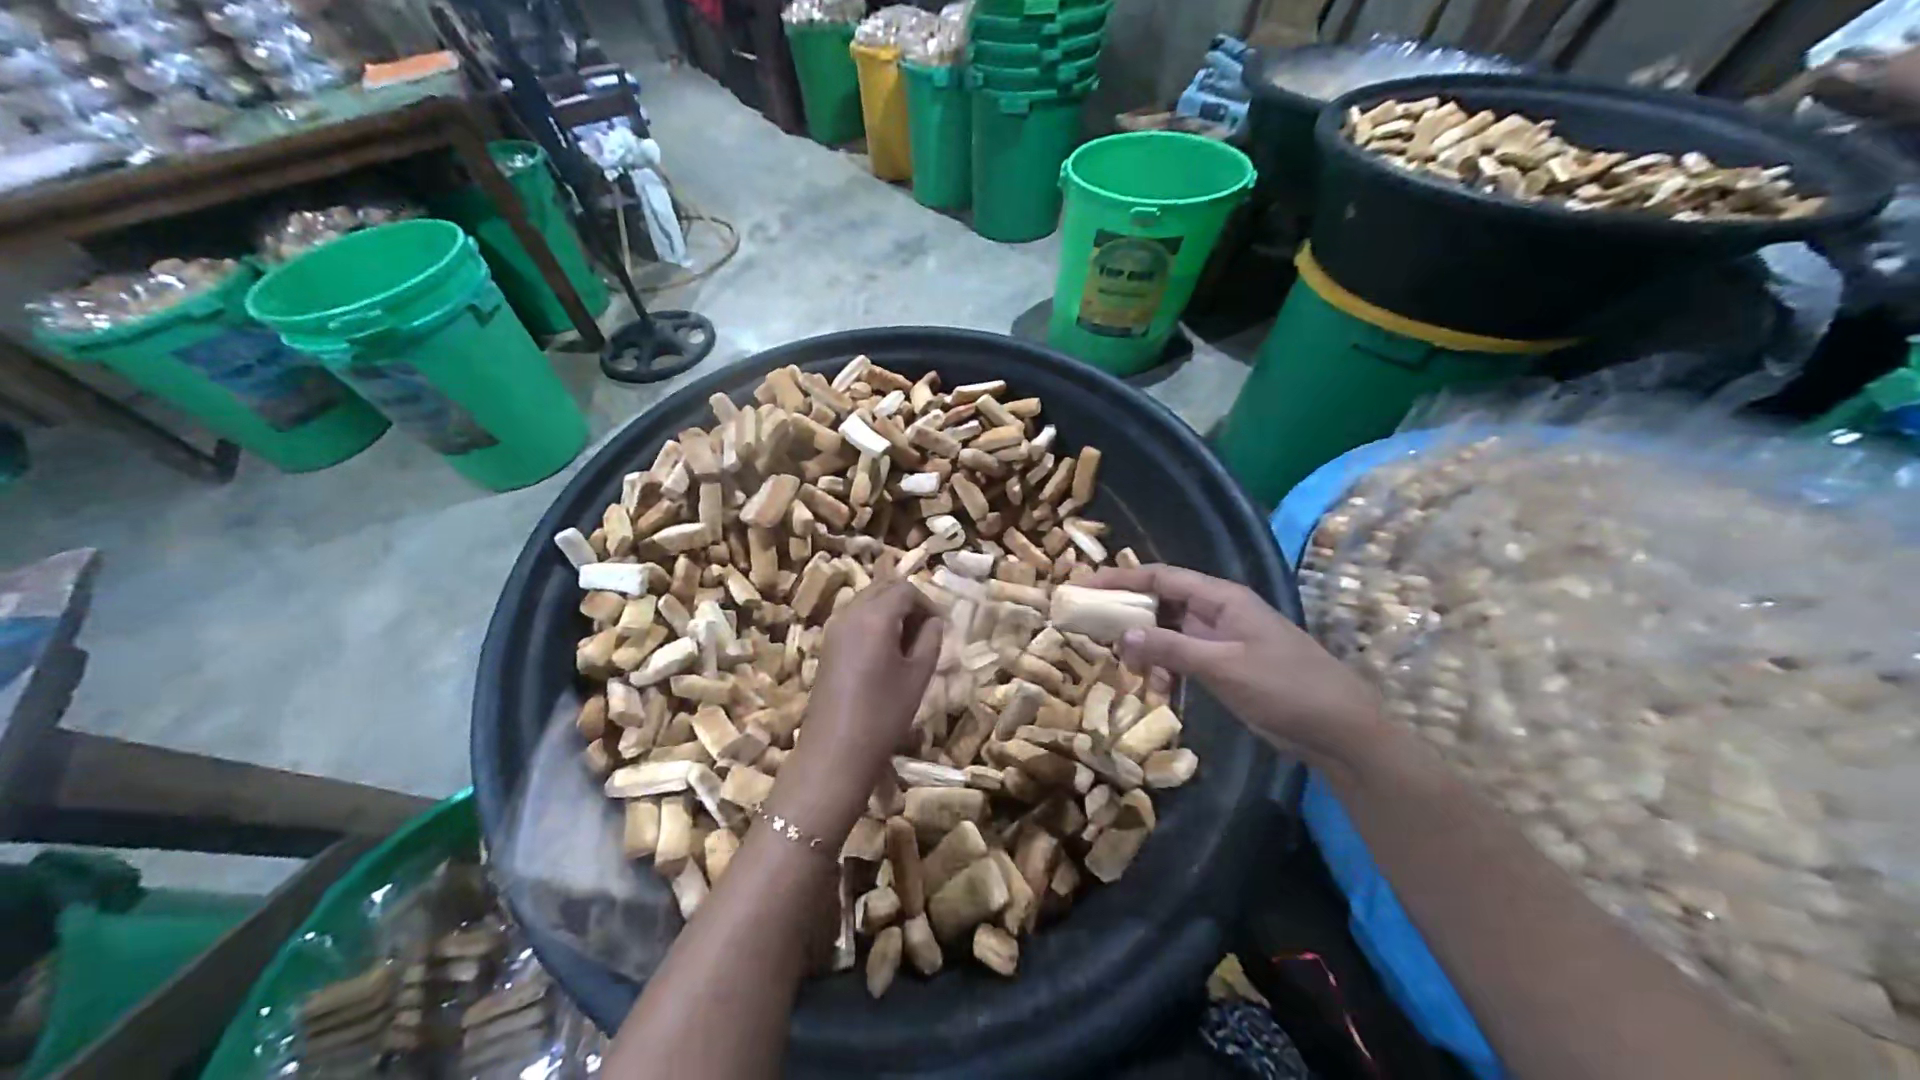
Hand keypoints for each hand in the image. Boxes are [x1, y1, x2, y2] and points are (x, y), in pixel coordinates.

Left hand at [772, 581, 940, 837]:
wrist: (836, 750)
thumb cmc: (884, 712)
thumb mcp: (918, 675)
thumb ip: (930, 639)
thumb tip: (934, 621)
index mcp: (875, 616)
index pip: (905, 589)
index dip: (928, 602)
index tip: (942, 626)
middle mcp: (851, 613)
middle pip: (882, 588)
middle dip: (908, 601)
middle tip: (927, 628)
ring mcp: (834, 629)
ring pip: (866, 601)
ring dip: (890, 611)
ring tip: (909, 642)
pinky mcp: (827, 646)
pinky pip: (855, 619)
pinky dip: (874, 623)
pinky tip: (886, 653)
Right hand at [1087, 564, 1387, 773]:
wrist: (1339, 730)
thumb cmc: (1285, 687)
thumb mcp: (1223, 666)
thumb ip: (1171, 648)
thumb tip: (1122, 634)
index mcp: (1222, 598)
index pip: (1161, 578)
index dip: (1121, 579)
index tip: (1084, 586)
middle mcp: (1218, 612)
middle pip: (1161, 602)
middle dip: (1128, 616)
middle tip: (1092, 630)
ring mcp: (1221, 640)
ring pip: (1168, 633)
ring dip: (1147, 650)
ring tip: (1130, 672)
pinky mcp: (1224, 666)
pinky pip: (1182, 658)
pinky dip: (1165, 670)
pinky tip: (1159, 692)